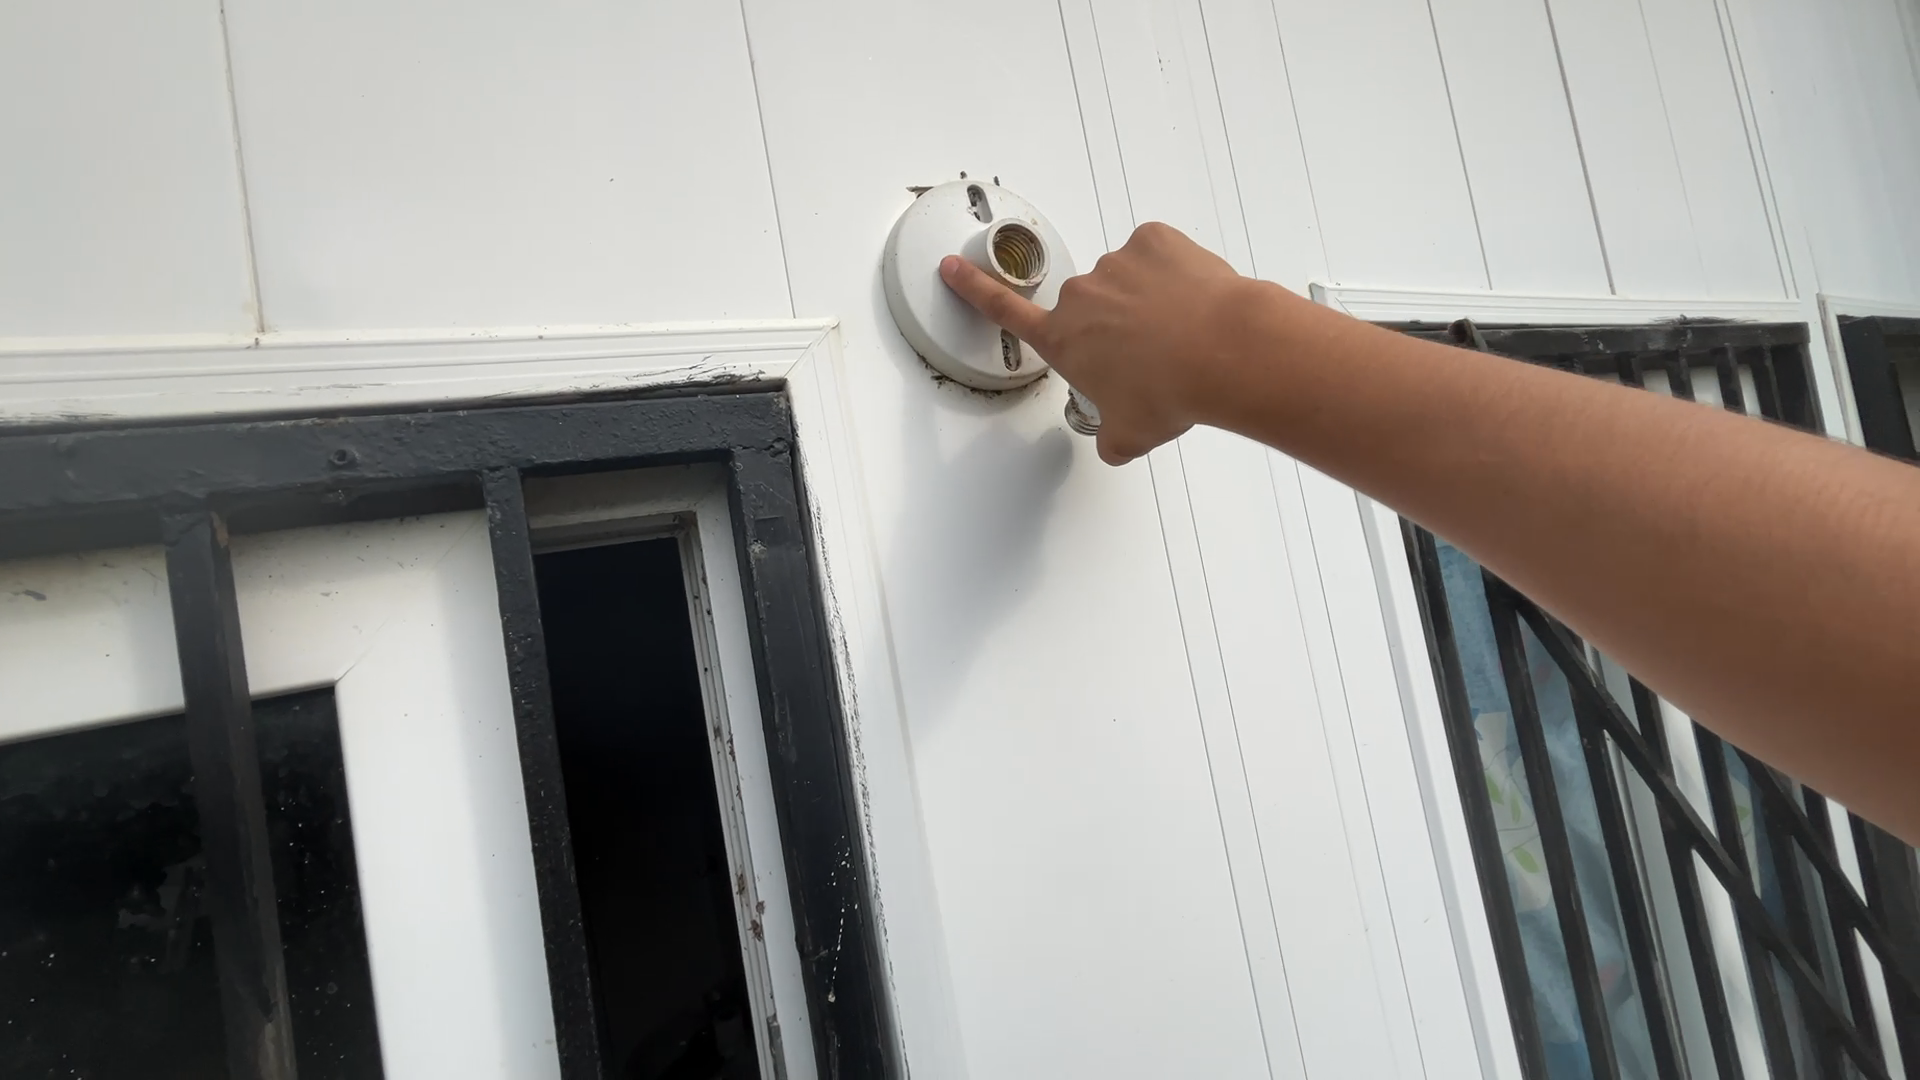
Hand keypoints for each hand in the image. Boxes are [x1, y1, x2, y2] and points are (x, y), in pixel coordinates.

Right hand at [939, 222, 1272, 464]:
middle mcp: (1081, 298)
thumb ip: (1109, 439)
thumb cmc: (1173, 392)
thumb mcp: (1130, 435)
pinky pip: (1154, 256)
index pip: (1005, 312)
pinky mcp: (1154, 240)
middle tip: (1148, 356)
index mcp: (1064, 342)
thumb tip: (1112, 444)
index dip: (974, 289)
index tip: (953, 267)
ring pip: (1124, 283)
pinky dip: (1169, 273)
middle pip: (1087, 312)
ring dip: (1143, 302)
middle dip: (1111, 329)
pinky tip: (1188, 301)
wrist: (1226, 352)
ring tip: (1177, 332)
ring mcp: (1116, 264)